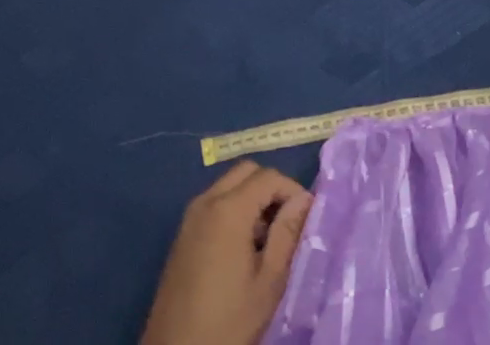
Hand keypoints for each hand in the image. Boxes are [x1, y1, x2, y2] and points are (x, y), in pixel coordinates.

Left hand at [141, 161, 312, 344]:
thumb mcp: (269, 280)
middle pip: (246, 172)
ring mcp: (190, 216)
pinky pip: (214, 203)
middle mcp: (205, 201)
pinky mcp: (183, 232)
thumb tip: (304, 200)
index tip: (306, 219)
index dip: (293, 190)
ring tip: (270, 239)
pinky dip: (234, 210)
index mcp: (228, 209)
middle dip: (272, 188)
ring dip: (253, 198)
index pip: (268, 176)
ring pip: (229, 185)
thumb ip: (287, 234)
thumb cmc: (229, 319)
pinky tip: (245, 247)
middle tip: (289, 223)